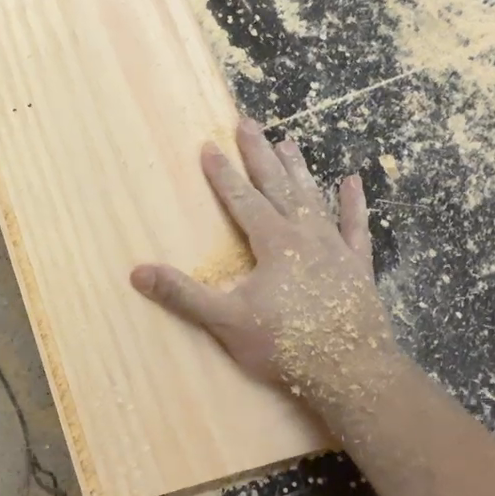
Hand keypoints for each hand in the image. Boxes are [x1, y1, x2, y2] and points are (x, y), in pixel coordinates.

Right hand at [130, 118, 397, 400]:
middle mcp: (304, 235)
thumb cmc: (286, 345)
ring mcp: (335, 249)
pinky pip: (356, 228)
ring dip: (298, 170)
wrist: (351, 371)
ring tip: (288, 142)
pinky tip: (353, 182)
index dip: (223, 174)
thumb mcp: (225, 321)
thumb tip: (137, 272)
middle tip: (248, 123)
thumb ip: (183, 295)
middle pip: (278, 186)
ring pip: (313, 199)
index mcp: (273, 243)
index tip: (208, 146)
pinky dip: (354, 205)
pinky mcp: (357, 267)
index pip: (242, 200)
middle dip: (259, 155)